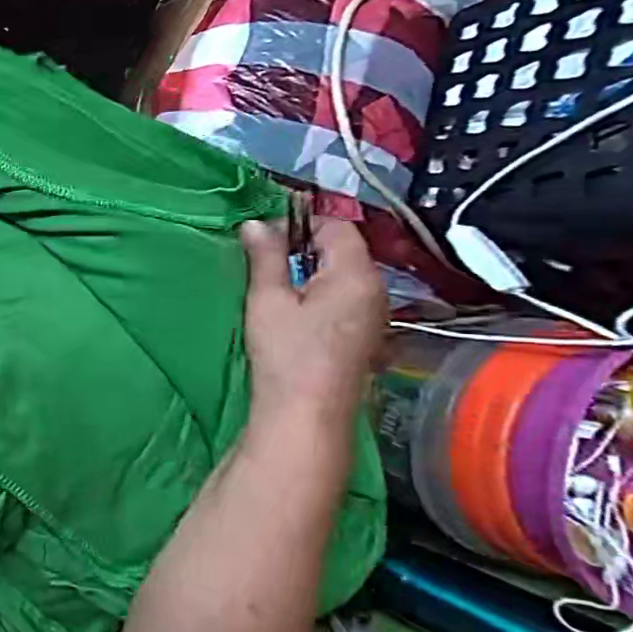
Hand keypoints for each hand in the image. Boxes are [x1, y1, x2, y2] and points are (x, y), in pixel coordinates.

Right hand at [239, 218, 385, 428]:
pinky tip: (292, 304)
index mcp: (356, 274)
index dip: (301, 219)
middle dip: (305, 242)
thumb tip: (256, 222)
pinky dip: (319, 287)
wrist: (308, 412)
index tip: (264, 229)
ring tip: (273, 277)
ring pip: (343, 272)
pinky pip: (344, 294)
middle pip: (344, 248)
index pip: (337, 225)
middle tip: (263, 252)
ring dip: (311, 266)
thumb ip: (266, 257)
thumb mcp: (267, 299)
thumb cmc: (286, 352)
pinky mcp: (365, 331)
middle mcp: (376, 288)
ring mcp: (374, 312)